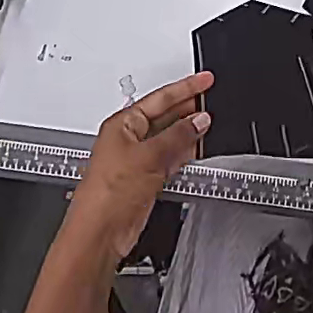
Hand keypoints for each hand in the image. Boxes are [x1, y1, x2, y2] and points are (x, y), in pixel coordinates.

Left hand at [67, 72, 212, 257]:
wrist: (100, 233)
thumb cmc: (107, 194)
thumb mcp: (148, 156)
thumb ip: (177, 136)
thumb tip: (198, 120)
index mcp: (123, 124)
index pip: (160, 98)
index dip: (185, 87)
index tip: (204, 80)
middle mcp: (129, 139)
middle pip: (165, 116)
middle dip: (188, 108)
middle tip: (211, 98)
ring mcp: (138, 159)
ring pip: (170, 138)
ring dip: (189, 131)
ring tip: (209, 121)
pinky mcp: (147, 178)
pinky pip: (171, 157)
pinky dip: (185, 152)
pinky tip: (197, 147)